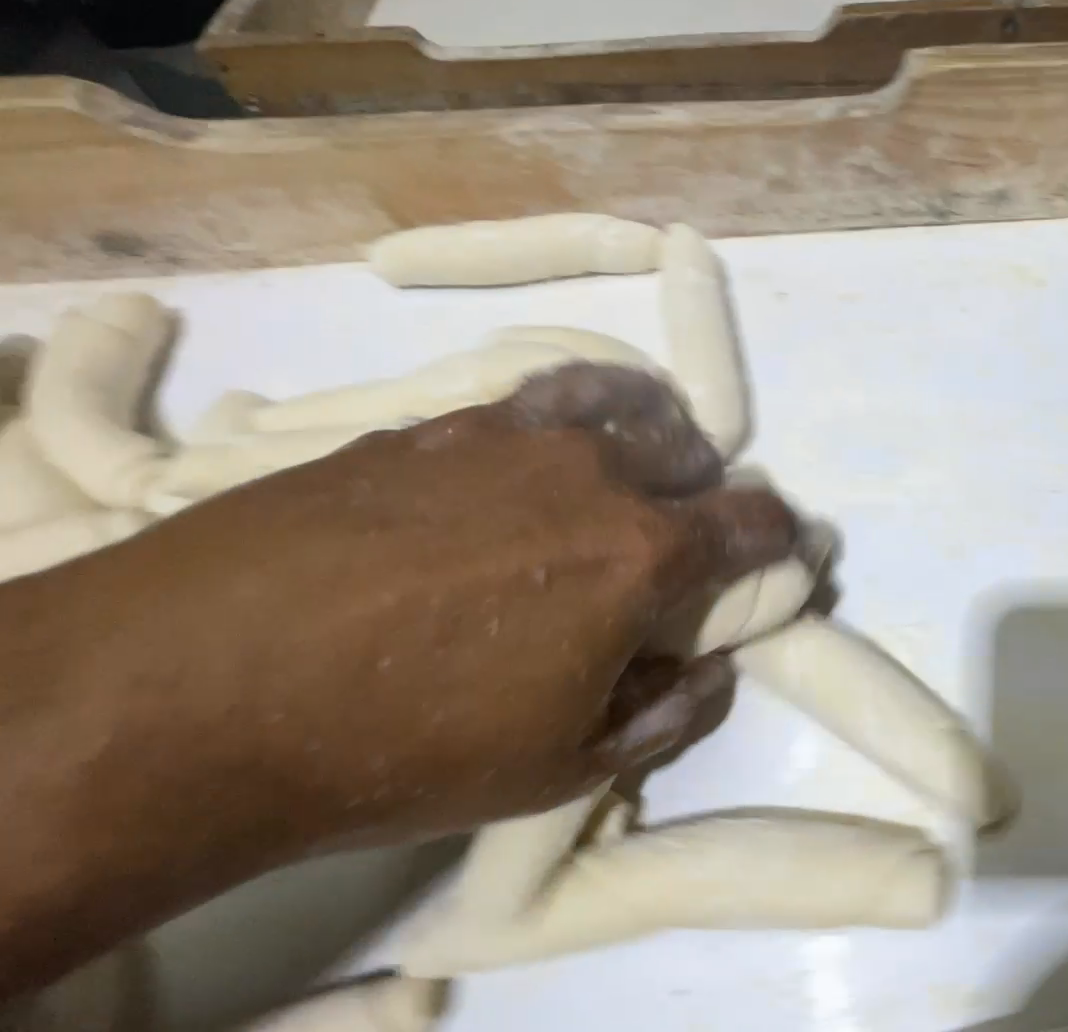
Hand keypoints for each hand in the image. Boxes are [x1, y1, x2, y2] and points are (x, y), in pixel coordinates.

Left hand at [19, 361, 793, 850]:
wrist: (194, 689)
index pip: (757, 521)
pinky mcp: (441, 423)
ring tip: (627, 468)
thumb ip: (673, 710)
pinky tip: (549, 447)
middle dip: (708, 491)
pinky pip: (541, 396)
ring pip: (625, 406)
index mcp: (646, 556)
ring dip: (650, 437)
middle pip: (695, 454)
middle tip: (680, 533)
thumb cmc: (409, 744)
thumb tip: (719, 666)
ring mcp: (516, 436)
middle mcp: (598, 474)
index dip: (779, 539)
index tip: (776, 556)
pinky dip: (578, 413)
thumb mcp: (568, 765)